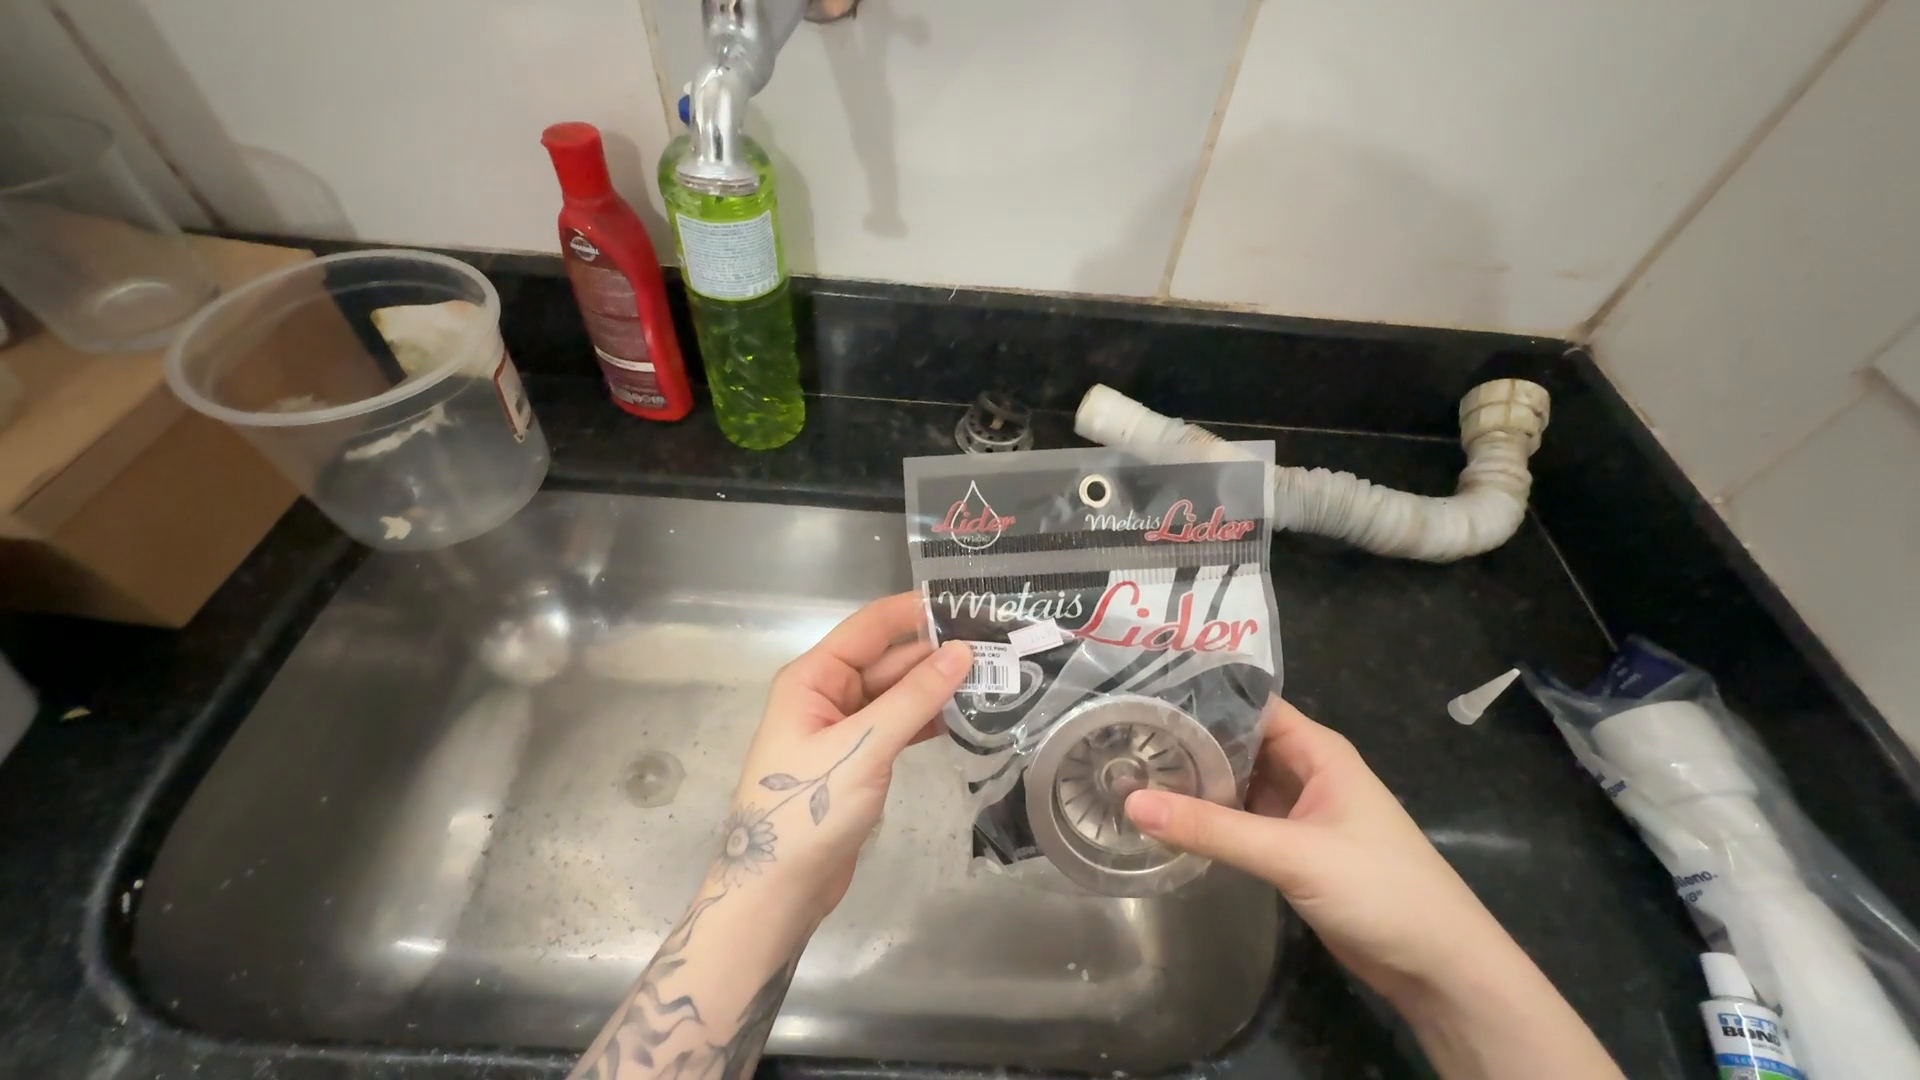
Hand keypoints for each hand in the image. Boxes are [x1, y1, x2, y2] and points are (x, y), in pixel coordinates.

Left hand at [717, 592, 970, 926]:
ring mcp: (844, 728)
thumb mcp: (864, 747)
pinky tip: (965, 716)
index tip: (966, 605)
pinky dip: (928, 719)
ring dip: (937, 688)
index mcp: (814, 677)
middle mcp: (827, 693)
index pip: (870, 628)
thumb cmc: (808, 810)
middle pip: (888, 661)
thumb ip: (915, 698)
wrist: (778, 890)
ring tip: (992, 679)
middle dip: (936, 654)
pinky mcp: (859, 758)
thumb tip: (962, 652)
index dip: (915, 613)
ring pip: (897, 694)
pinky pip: (898, 724)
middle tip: (996, 648)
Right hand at [1123, 696, 1513, 1004]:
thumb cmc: (1379, 888)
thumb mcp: (1291, 853)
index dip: (1201, 696)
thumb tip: (1133, 803)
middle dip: (1188, 739)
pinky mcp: (1291, 848)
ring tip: (1131, 768)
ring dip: (1196, 780)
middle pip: (1237, 742)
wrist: (1441, 968)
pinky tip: (1167, 816)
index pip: (1250, 704)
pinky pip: (1241, 819)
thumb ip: (1213, 829)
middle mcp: (1305, 770)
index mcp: (1317, 750)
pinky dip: (1210, 817)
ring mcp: (1298, 810)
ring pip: (1237, 782)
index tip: (1144, 695)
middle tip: (1124, 735)